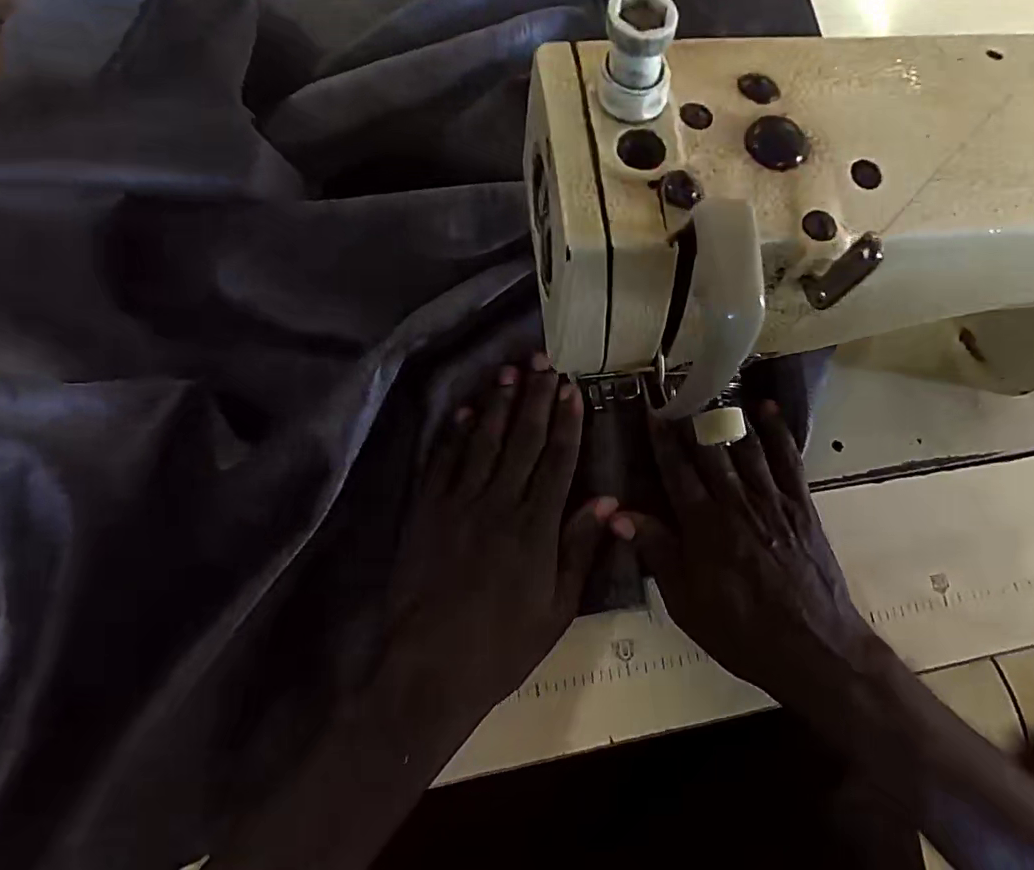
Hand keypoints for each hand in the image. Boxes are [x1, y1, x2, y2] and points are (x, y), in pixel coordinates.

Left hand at [385, 356, 613, 714]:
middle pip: (523, 440)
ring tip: (510, 372)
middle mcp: (499, 504)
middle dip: (537, 398)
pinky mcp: (426, 514)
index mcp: (536, 527)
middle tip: (545, 362)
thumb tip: (608, 500)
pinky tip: (465, 411)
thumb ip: (581, 549)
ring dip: (500, 405)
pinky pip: (442, 464)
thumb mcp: (558, 608)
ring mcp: (458, 506)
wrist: (427, 672)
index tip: (574, 388)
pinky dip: (454, 434)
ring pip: (484, 443)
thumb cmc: (503, 644)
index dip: (567, 421)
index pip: (558, 460)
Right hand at [610, 401, 880, 705]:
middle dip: (691, 420)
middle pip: (710, 451)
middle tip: (679, 393)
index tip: (652, 412)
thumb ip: (658, 552)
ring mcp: (771, 500)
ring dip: (728, 418)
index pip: (676, 471)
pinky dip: (776, 430)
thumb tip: (619, 514)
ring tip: (713, 393)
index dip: (663, 440)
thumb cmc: (742, 632)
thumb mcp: (687, 603)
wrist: (812, 645)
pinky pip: (787, 458)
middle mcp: (736, 502)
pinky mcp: (800, 504)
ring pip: (745, 447)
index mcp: (703, 526)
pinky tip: (767, 408)